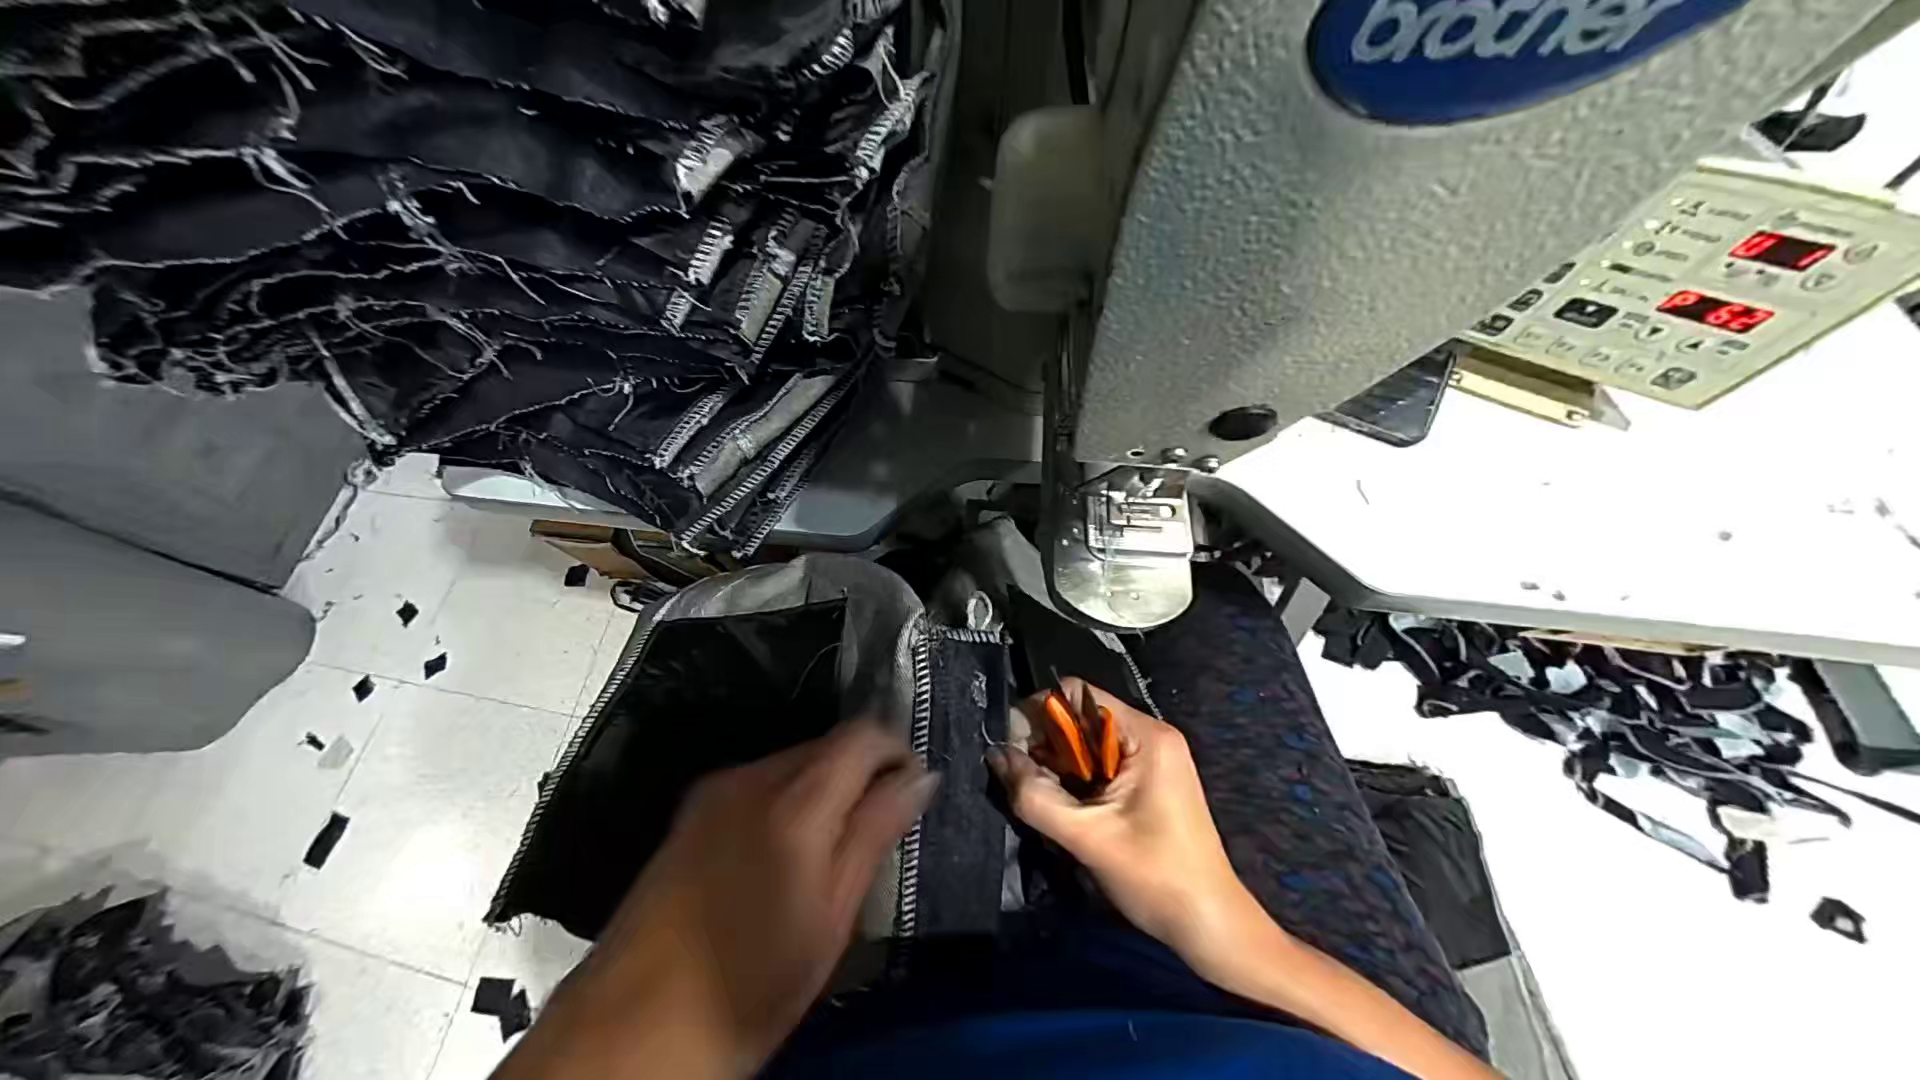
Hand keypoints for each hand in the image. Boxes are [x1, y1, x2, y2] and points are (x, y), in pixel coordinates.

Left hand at [499, 720, 937, 1079]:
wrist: (631, 1030)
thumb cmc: (754, 984)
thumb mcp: (834, 914)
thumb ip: (877, 830)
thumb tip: (922, 775)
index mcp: (795, 802)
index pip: (863, 735)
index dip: (897, 750)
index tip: (913, 789)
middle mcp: (752, 777)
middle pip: (828, 744)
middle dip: (863, 771)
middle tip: (879, 826)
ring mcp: (714, 790)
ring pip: (794, 761)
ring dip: (826, 786)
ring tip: (833, 847)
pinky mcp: (690, 810)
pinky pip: (760, 782)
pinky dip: (788, 799)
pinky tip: (785, 853)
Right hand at [987, 678, 1259, 955]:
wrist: (1210, 925)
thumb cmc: (1154, 877)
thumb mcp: (1085, 836)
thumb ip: (1034, 794)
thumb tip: (996, 755)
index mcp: (1145, 734)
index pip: (1077, 694)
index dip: (1039, 714)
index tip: (1014, 750)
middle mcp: (1151, 734)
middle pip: (1081, 718)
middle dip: (1047, 746)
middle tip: (1026, 782)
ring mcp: (1153, 757)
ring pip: (1088, 743)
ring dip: (1060, 767)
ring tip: (1045, 799)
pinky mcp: (1150, 779)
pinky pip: (1102, 762)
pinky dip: (1079, 779)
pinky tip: (1068, 809)